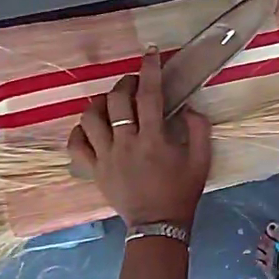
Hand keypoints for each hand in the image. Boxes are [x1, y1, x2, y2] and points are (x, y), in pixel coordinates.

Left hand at [66, 48, 212, 228]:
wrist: (158, 225)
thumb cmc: (182, 192)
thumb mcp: (202, 160)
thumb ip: (198, 129)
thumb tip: (187, 107)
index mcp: (153, 140)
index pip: (149, 95)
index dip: (149, 70)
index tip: (150, 53)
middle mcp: (125, 144)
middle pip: (116, 101)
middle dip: (125, 83)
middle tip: (134, 83)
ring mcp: (105, 157)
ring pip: (91, 118)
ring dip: (100, 103)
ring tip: (111, 102)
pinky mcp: (94, 170)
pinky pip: (76, 144)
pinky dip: (80, 130)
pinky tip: (91, 126)